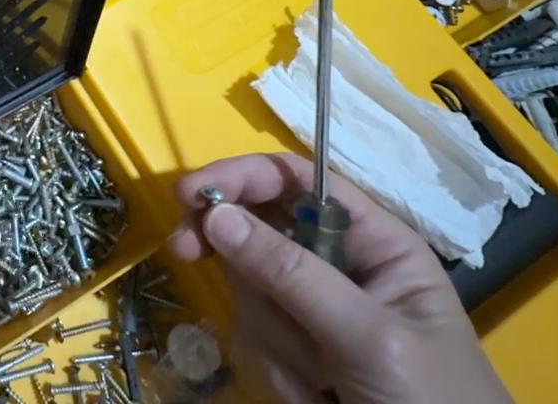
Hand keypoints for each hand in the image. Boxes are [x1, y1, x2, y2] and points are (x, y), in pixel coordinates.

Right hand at [164, 153, 511, 403]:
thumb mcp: (369, 339)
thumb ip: (293, 275)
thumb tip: (215, 213)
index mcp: (373, 242)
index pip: (294, 179)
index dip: (239, 175)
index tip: (189, 194)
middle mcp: (338, 262)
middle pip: (256, 225)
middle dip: (235, 255)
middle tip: (184, 252)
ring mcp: (313, 305)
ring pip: (249, 282)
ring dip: (270, 332)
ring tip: (317, 379)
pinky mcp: (296, 344)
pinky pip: (253, 328)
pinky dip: (274, 364)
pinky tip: (310, 393)